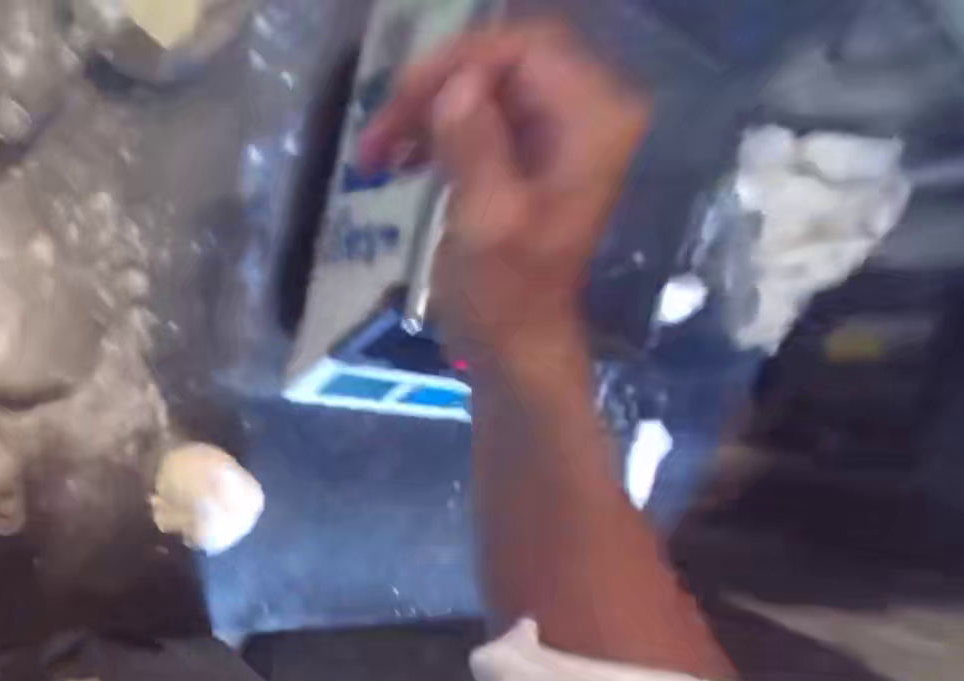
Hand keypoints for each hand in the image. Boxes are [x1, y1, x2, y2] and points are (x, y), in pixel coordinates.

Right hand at [358, 21, 649, 378]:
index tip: (393, 103)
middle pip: (505, 66)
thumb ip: (475, 148)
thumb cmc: (502, 296)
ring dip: (426, 117)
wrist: (514, 347)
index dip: (456, 64)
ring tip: (376, 155)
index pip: (527, 50)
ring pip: (487, 95)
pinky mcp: (526, 166)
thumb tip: (452, 88)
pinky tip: (402, 163)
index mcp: (590, 120)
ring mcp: (555, 141)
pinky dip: (437, 137)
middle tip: (373, 138)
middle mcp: (583, 116)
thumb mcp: (485, 223)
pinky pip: (481, 126)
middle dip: (432, 92)